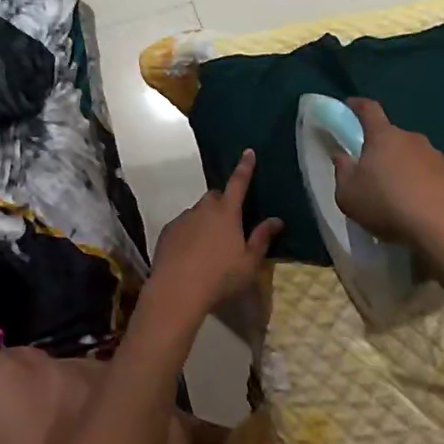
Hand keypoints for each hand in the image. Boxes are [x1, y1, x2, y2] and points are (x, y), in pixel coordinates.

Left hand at [146, 150, 282, 319]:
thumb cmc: (220, 277)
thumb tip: (276, 220)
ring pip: (198, 212)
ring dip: (205, 220)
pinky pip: (183, 225)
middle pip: (215, 198)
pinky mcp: (167, 232)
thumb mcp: (249, 263)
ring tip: (209, 246)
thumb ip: (262, 238)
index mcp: (227, 212)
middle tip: (230, 225)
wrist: (176, 291)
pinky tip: (191, 254)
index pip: (238, 182)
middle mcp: (204, 209)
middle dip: (223, 204)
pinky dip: (189, 233)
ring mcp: (183, 219)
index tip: (248, 151)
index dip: (245, 167)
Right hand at [331, 98, 443, 267]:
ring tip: (396, 198)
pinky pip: (432, 178)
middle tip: (370, 172)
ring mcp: (438, 158)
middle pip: (392, 137)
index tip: (350, 106)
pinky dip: (423, 188)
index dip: (357, 106)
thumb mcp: (348, 194)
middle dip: (381, 149)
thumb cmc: (388, 204)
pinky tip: (418, 210)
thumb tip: (343, 157)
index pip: (369, 109)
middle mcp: (413, 139)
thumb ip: (342, 172)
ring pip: (414, 158)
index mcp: (384, 136)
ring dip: (404, 170)